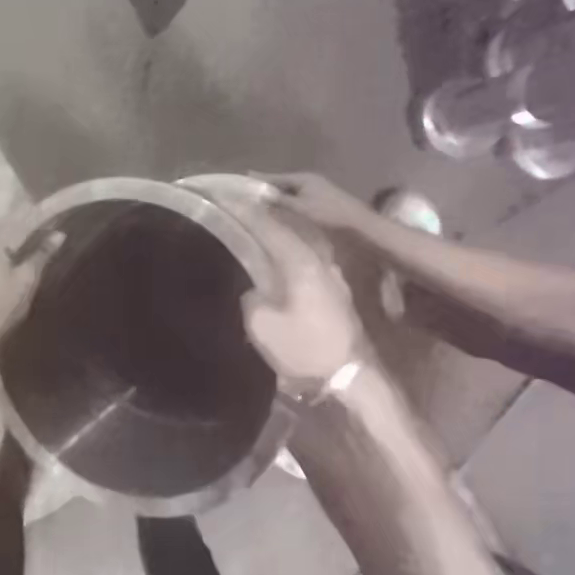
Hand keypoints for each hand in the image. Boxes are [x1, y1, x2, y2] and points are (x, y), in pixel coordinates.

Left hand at [0, 218, 63, 345]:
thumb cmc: (5, 304)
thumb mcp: (27, 278)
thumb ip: (41, 254)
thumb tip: (60, 234)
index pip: (18, 222)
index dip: (37, 218)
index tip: (53, 216)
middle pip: (6, 227)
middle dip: (26, 225)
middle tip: (46, 226)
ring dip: (16, 237)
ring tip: (35, 237)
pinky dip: (5, 249)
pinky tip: (16, 253)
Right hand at [229, 201, 365, 390]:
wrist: (350, 375)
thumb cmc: (305, 349)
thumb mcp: (263, 327)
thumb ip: (251, 299)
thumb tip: (253, 289)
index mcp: (300, 262)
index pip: (268, 225)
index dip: (245, 211)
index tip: (224, 199)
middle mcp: (319, 259)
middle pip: (287, 226)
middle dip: (262, 214)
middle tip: (238, 208)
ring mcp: (331, 273)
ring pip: (299, 242)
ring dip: (278, 232)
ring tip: (255, 230)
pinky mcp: (336, 289)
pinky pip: (306, 259)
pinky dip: (289, 253)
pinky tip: (278, 262)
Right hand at [254, 172, 376, 234]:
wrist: (356, 221)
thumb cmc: (327, 213)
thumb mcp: (300, 208)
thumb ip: (280, 201)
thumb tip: (261, 194)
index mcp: (303, 178)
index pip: (277, 177)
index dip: (262, 177)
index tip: (246, 175)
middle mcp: (309, 179)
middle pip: (284, 182)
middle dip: (269, 185)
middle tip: (251, 189)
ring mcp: (317, 188)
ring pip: (291, 190)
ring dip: (279, 194)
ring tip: (263, 199)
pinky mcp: (321, 199)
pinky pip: (298, 196)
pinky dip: (288, 200)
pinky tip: (283, 207)